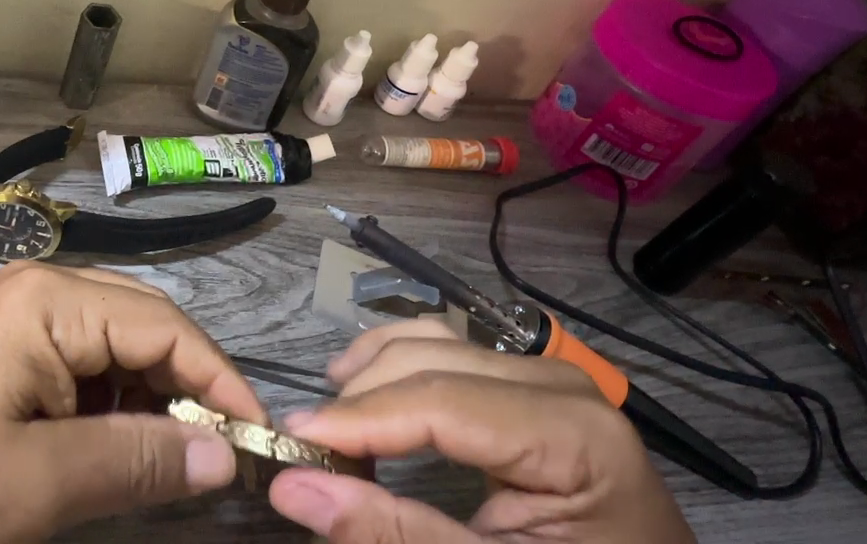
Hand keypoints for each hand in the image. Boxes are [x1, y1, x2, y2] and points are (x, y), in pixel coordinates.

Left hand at [0, 262, 265, 542]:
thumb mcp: (39, 483)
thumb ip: (138, 460)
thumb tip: (226, 458)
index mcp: (48, 299)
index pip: (163, 324)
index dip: (218, 380)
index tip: (260, 441)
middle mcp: (39, 291)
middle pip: (144, 323)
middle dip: (190, 384)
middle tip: (228, 453)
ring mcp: (19, 320)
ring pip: (118, 345)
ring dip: (156, 398)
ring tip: (184, 458)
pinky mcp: (7, 354)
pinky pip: (85, 367)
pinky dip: (117, 406)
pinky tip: (129, 449)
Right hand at [268, 318, 695, 542]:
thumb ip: (396, 532)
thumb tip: (291, 489)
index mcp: (574, 436)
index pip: (441, 403)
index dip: (360, 419)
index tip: (292, 442)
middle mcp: (560, 384)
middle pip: (430, 363)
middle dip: (358, 400)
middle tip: (303, 449)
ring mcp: (546, 375)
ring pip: (431, 341)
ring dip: (369, 372)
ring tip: (324, 419)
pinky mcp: (530, 383)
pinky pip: (448, 347)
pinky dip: (395, 360)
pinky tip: (361, 381)